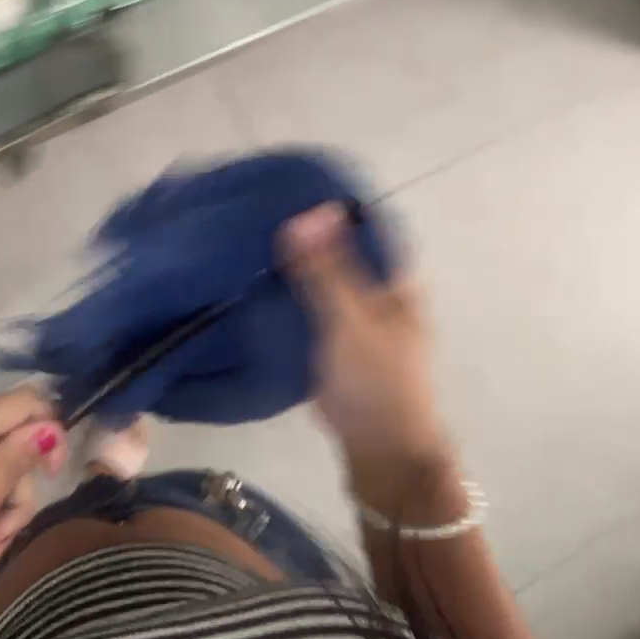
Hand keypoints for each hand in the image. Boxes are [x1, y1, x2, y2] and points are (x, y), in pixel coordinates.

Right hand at [281, 203, 455, 503]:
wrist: (379, 448)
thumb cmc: (376, 381)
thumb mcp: (350, 320)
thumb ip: (326, 270)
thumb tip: (308, 212)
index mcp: (394, 278)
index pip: (359, 225)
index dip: (324, 206)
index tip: (281, 190)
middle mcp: (376, 288)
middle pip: (336, 248)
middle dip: (300, 234)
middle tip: (253, 215)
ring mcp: (353, 312)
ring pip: (318, 275)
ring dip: (290, 262)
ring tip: (245, 240)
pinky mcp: (331, 334)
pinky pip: (306, 301)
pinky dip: (285, 290)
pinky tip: (252, 280)